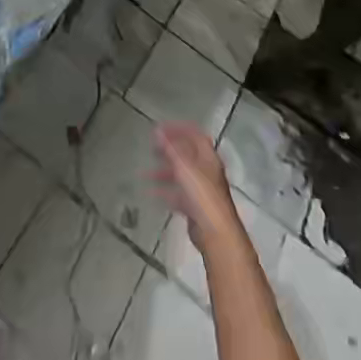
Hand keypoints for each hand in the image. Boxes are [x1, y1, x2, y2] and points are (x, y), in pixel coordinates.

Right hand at [153, 122, 243, 253]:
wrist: (215, 232)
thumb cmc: (202, 196)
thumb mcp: (185, 169)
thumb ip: (171, 150)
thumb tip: (158, 131)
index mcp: (208, 158)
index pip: (195, 135)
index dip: (179, 129)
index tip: (160, 128)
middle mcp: (206, 171)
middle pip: (187, 155)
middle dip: (169, 149)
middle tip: (152, 147)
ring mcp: (201, 189)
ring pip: (181, 175)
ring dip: (164, 172)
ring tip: (145, 173)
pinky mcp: (195, 206)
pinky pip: (178, 194)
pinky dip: (165, 191)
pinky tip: (151, 194)